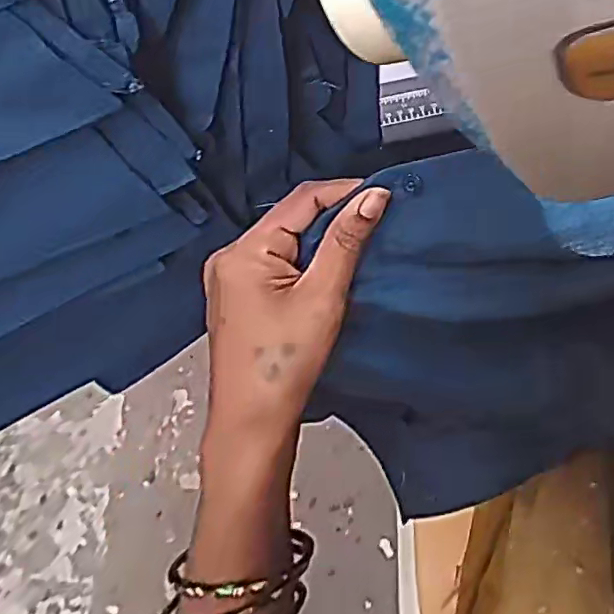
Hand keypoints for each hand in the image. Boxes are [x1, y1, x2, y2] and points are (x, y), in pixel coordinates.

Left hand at [201, 179, 390, 441]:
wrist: (253, 422)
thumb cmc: (283, 364)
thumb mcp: (323, 294)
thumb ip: (347, 239)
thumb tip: (372, 197)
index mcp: (244, 251)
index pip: (302, 200)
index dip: (345, 191)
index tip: (382, 193)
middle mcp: (231, 256)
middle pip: (293, 215)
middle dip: (337, 212)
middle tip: (378, 214)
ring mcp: (233, 275)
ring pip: (289, 235)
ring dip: (325, 233)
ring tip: (363, 235)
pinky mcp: (242, 293)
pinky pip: (281, 257)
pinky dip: (311, 254)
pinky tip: (335, 262)